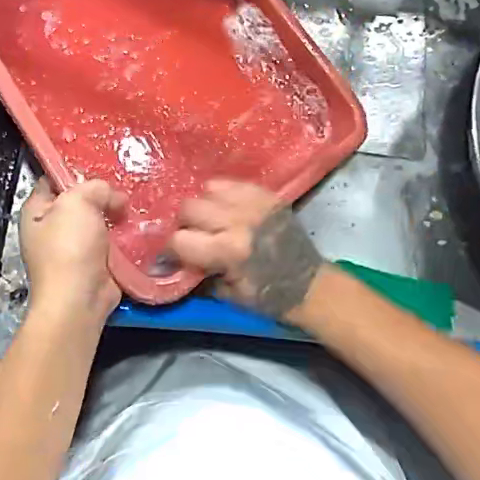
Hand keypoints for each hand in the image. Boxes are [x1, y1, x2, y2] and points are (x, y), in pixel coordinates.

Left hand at [19, 179, 127, 324]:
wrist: (80, 298)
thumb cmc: (70, 247)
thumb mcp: (78, 202)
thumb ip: (95, 187)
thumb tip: (113, 197)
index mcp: (37, 211)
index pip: (54, 180)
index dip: (76, 171)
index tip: (102, 168)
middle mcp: (52, 228)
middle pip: (81, 200)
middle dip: (103, 195)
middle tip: (124, 190)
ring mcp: (74, 247)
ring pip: (100, 220)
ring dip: (117, 215)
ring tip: (135, 208)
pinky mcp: (94, 262)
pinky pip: (112, 241)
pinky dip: (124, 236)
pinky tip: (138, 228)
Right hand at [170, 179, 324, 320]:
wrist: (308, 285)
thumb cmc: (266, 297)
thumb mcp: (227, 294)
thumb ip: (198, 274)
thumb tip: (173, 262)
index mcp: (229, 251)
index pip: (179, 239)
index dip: (171, 249)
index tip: (174, 255)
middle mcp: (240, 221)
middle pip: (189, 207)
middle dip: (184, 224)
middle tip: (192, 236)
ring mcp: (256, 204)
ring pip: (209, 188)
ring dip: (205, 205)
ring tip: (212, 220)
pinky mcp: (268, 196)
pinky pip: (234, 183)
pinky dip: (225, 194)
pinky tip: (228, 209)